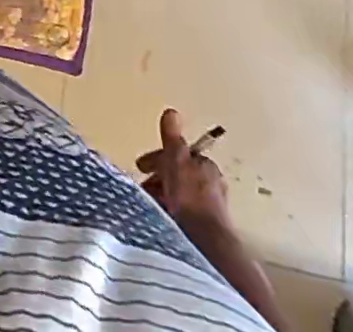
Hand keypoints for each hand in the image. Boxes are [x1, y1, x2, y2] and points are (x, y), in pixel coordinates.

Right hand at [137, 108, 231, 234]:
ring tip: (149, 205)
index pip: (178, 154)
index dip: (158, 157)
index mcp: (205, 165)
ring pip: (180, 194)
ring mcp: (210, 208)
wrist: (205, 241)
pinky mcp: (206, 228)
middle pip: (179, 174)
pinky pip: (182, 211)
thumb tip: (171, 112)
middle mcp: (212, 184)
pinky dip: (169, 210)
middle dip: (159, 177)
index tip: (140, 166)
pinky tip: (161, 218)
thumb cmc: (190, 197)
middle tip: (143, 188)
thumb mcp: (176, 160)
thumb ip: (172, 137)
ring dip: (163, 195)